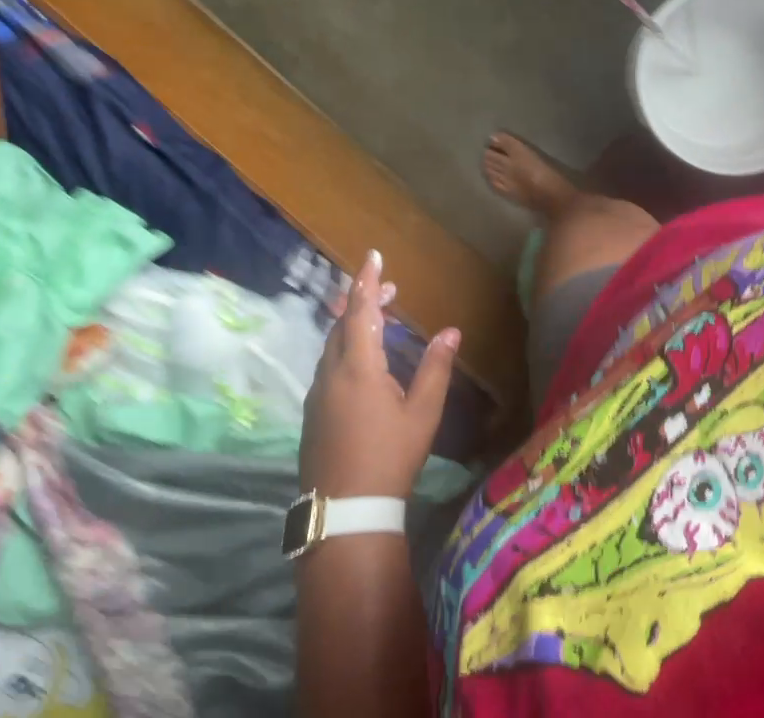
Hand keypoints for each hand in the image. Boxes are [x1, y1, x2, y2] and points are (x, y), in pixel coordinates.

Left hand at [299, 251, 459, 498]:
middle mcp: (331, 374)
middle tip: (389, 290)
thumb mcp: (423, 412)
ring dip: (353, 327)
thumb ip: (435, 368)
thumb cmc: (390, 455)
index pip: (360, 312)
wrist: (345, 508)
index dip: (367, 282)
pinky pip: (328, 367)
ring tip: (380, 321)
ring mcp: (316, 394)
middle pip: (342, 326)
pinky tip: (363, 363)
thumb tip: (451, 332)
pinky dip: (345, 350)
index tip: (373, 256)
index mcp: (358, 368)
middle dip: (363, 302)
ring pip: (332, 347)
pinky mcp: (312, 413)